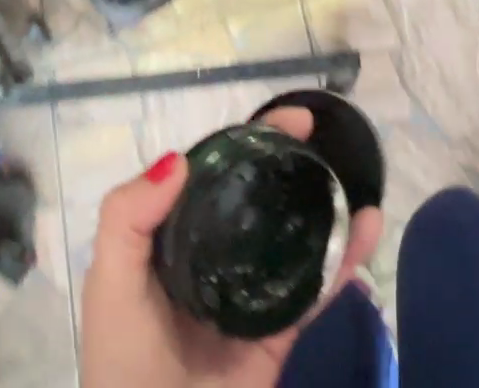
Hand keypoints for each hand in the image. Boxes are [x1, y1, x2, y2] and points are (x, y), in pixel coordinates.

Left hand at [80, 107, 385, 387]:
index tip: (278, 119)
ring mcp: (253, 289)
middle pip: (259, 196)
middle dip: (288, 160)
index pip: (213, 176)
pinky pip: (318, 286)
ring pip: (296, 236)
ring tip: (357, 180)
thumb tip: (178, 157)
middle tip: (316, 132)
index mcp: (176, 241)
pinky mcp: (281, 327)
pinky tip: (368, 227)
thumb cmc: (125, 360)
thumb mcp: (110, 282)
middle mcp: (217, 256)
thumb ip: (127, 217)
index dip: (244, 141)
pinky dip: (347, 257)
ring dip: (328, 206)